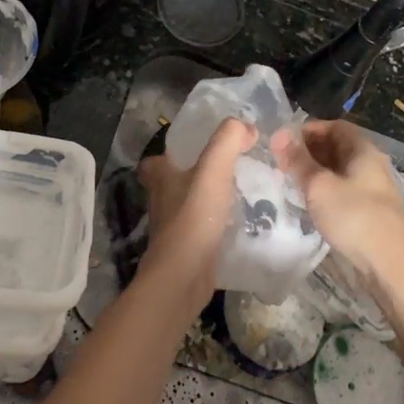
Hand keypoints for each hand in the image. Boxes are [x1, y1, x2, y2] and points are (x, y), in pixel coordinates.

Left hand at [138, 118, 253, 296]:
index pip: (158, 158)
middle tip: (231, 169)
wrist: (184, 276)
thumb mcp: (214, 167)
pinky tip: (242, 223)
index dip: (174, 152)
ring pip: (191, 206)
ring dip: (210, 200)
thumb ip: (229, 139)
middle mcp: (161, 200)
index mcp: (160, 177)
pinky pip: (204, 229)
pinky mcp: (187, 250)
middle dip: (198, 176)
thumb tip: (246, 127)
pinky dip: (218, 225)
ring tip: (243, 193)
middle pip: (177, 181)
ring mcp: (173, 228)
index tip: (201, 149)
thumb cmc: (194, 216)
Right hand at [272, 120, 403, 285]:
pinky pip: (344, 190)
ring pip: (340, 171)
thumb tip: (279, 134)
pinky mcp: (371, 212)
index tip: (285, 142)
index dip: (309, 129)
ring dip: (316, 173)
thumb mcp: (319, 186)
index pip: (335, 126)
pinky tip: (311, 204)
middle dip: (309, 151)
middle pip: (337, 147)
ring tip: (292, 183)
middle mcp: (371, 164)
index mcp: (363, 150)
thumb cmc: (354, 217)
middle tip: (283, 163)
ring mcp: (373, 189)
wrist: (390, 266)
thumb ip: (298, 160)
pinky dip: (326, 190)